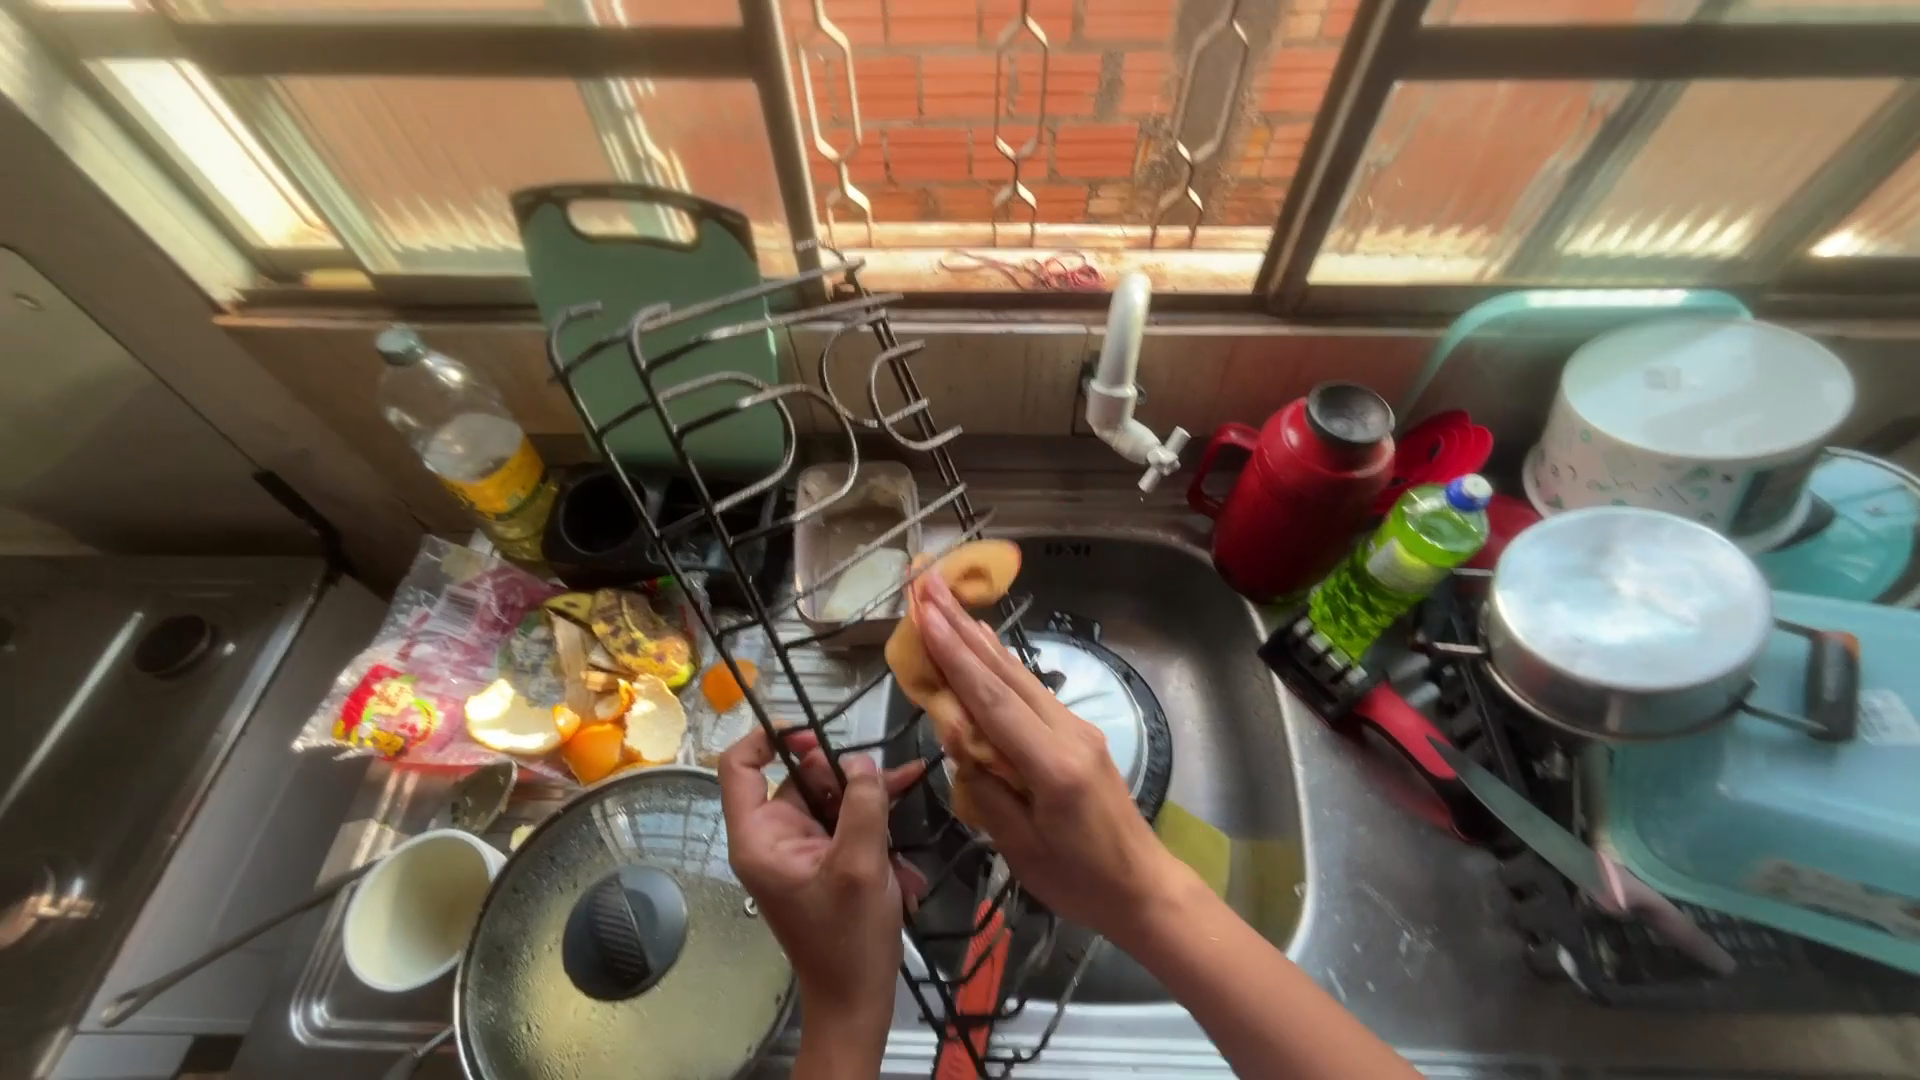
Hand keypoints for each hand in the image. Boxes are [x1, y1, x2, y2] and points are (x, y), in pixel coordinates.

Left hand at [719, 727, 926, 1039]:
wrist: (858, 996)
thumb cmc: (848, 938)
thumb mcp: (859, 866)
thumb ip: (861, 804)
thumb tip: (861, 760)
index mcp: (761, 837)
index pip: (739, 767)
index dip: (768, 738)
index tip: (812, 731)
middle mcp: (774, 835)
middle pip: (799, 776)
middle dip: (844, 772)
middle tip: (882, 780)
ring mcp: (802, 845)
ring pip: (830, 793)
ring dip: (868, 792)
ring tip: (908, 783)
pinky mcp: (826, 855)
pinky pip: (846, 816)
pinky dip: (874, 812)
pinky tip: (908, 799)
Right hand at [912, 571, 1194, 947]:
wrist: (1144, 887)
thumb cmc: (1079, 882)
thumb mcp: (1021, 848)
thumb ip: (987, 788)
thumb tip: (957, 738)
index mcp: (1051, 764)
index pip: (992, 700)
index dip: (955, 655)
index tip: (927, 614)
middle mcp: (1067, 732)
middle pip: (1005, 673)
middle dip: (962, 627)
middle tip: (930, 585)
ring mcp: (1076, 727)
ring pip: (1019, 675)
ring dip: (979, 639)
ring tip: (949, 604)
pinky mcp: (1078, 733)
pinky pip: (1031, 691)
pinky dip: (1001, 664)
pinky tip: (986, 645)